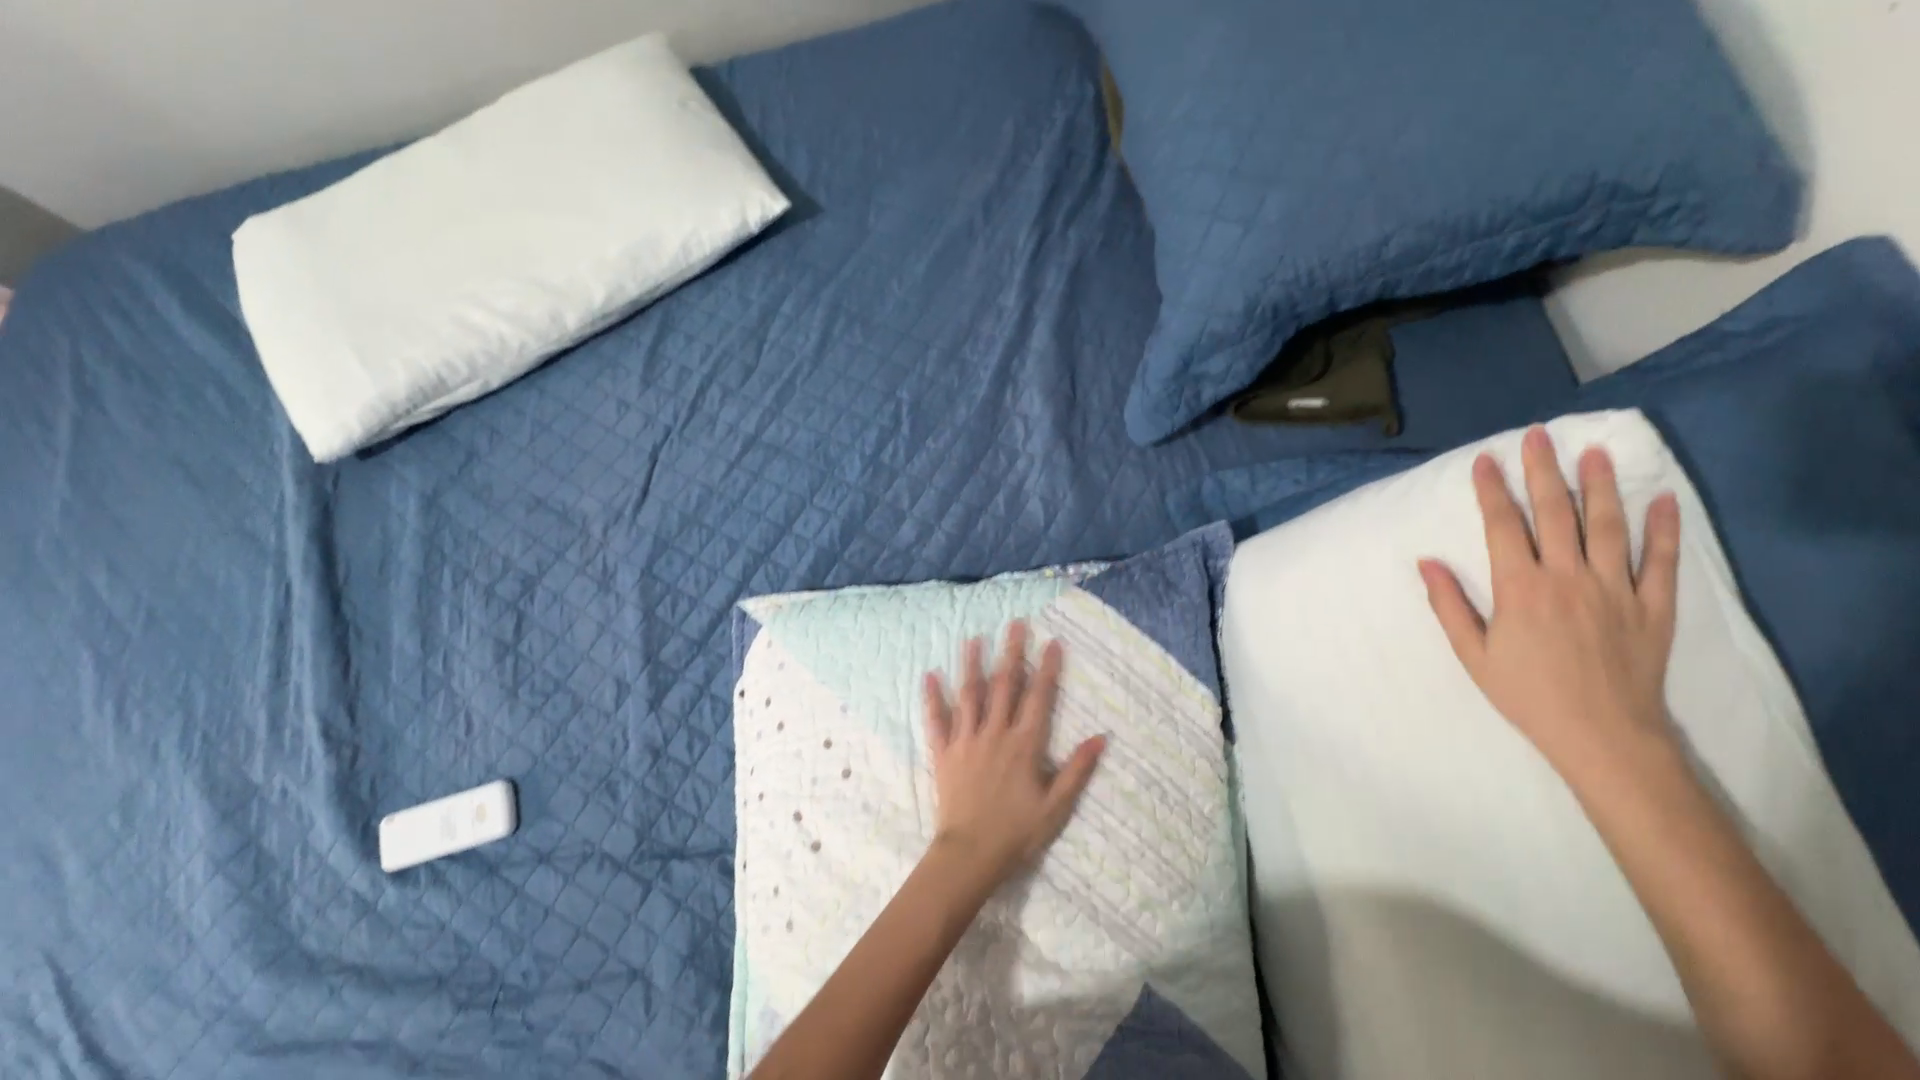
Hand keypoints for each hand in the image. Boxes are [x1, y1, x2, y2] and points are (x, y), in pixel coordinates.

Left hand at [922, 621, 1106, 889]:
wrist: (969, 854)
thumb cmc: (1017, 833)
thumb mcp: (1056, 806)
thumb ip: (1077, 770)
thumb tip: (1100, 738)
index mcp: (1025, 745)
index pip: (1040, 698)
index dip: (1048, 669)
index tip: (1053, 642)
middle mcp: (995, 734)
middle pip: (1004, 685)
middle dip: (1011, 652)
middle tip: (1015, 623)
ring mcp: (966, 741)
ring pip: (969, 694)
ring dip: (972, 664)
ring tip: (974, 638)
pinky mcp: (943, 754)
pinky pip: (936, 720)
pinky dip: (932, 697)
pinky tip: (929, 675)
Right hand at [1418, 426, 1682, 779]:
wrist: (1602, 735)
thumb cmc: (1527, 696)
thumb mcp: (1474, 655)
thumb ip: (1450, 606)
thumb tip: (1427, 562)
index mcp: (1520, 588)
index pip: (1503, 525)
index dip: (1493, 490)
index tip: (1486, 460)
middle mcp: (1567, 577)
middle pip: (1555, 512)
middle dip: (1543, 471)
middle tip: (1538, 436)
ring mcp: (1614, 588)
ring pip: (1607, 525)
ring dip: (1600, 485)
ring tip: (1595, 452)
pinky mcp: (1651, 605)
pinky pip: (1660, 560)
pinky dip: (1662, 528)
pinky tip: (1661, 499)